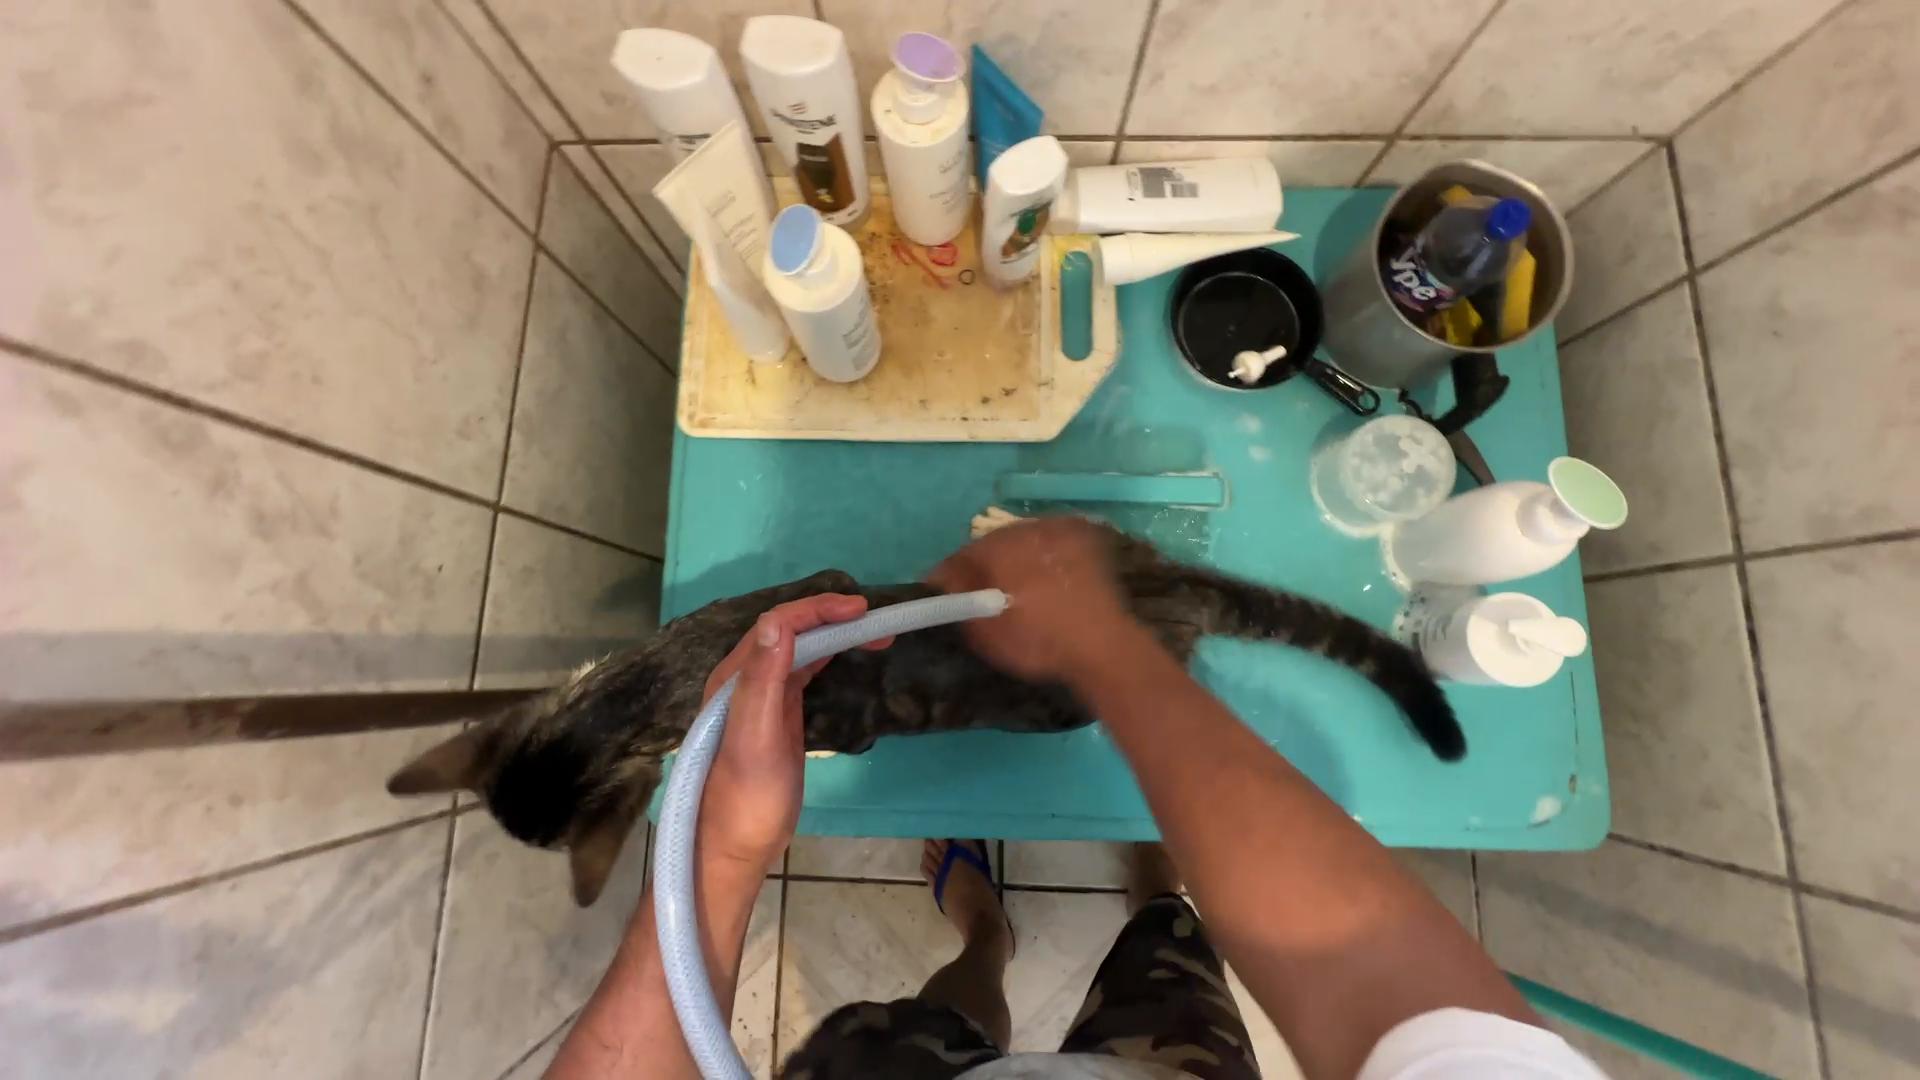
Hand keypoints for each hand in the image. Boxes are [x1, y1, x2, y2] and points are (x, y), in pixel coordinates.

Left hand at [697, 594, 888, 870]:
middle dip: (832, 618)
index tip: (861, 610)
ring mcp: (763, 696)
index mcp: (735, 677)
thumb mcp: (755, 740)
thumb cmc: (745, 800)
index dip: (818, 610)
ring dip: (834, 635)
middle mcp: (746, 679)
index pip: (779, 624)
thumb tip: (777, 623)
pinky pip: (804, 671)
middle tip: (876, 622)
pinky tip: (849, 656)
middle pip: (792, 630)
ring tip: (874, 634)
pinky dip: (829, 657)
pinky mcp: (778, 714)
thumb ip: (761, 681)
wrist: (734, 849)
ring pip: (801, 648)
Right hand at [927, 518, 1143, 683]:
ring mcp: (1060, 532)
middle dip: (982, 564)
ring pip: (1023, 541)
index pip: (961, 555)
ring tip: (1012, 587)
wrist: (1105, 647)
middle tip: (977, 591)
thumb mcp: (988, 633)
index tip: (942, 592)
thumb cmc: (1041, 642)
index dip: (949, 574)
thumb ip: (960, 602)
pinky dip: (1040, 557)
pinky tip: (1043, 580)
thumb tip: (946, 584)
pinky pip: (1050, 544)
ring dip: (1012, 558)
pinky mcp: (1085, 541)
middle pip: (992, 543)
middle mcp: (1028, 530)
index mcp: (1000, 547)